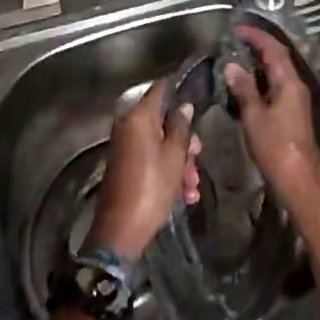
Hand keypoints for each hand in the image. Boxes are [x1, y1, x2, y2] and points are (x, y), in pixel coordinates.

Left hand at [87, 77, 202, 260]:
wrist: (121, 232)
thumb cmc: (151, 188)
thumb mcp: (173, 158)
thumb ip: (180, 128)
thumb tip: (184, 106)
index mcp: (138, 117)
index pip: (160, 89)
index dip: (178, 87)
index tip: (196, 88)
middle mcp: (128, 126)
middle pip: (162, 121)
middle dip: (184, 139)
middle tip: (198, 156)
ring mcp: (125, 146)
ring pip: (159, 143)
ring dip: (179, 162)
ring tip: (193, 186)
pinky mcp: (126, 166)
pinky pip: (150, 159)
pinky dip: (167, 172)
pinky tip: (184, 195)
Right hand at [223, 25, 319, 200]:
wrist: (299, 182)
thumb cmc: (276, 147)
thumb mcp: (255, 117)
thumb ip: (244, 89)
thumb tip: (232, 64)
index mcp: (289, 83)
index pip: (274, 49)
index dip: (256, 36)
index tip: (237, 28)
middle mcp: (295, 86)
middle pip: (279, 57)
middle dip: (259, 44)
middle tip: (236, 38)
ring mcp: (295, 100)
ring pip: (278, 71)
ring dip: (260, 60)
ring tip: (237, 55)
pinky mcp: (292, 112)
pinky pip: (277, 84)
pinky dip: (262, 77)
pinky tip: (247, 83)